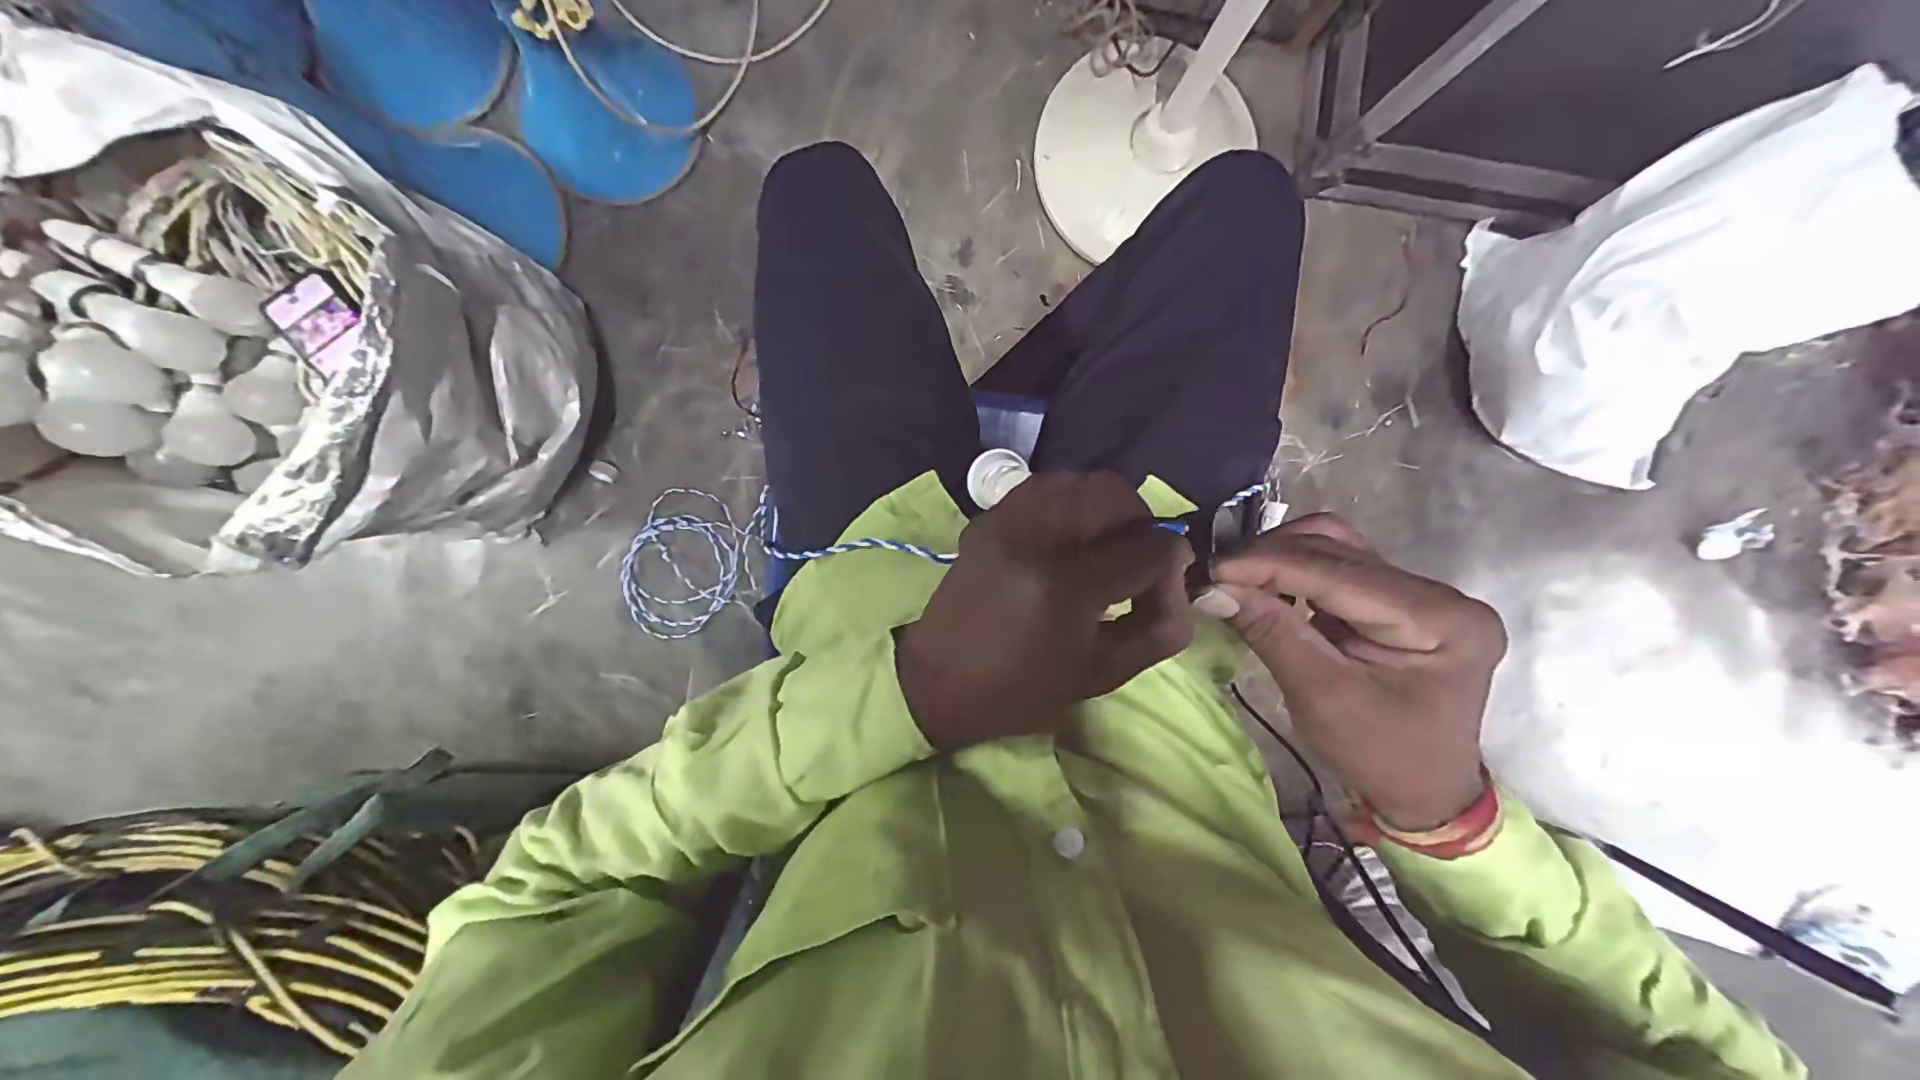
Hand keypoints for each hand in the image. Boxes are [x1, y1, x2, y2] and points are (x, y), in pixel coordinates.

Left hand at [897, 471, 1193, 749]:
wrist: (938, 679)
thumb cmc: (1021, 689)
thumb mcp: (1101, 674)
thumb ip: (1157, 626)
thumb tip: (1178, 578)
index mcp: (1069, 583)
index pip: (1149, 546)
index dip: (1169, 566)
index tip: (1160, 588)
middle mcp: (1038, 536)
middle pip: (1114, 492)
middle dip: (1139, 522)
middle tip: (1135, 557)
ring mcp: (1006, 519)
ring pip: (1077, 480)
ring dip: (1103, 508)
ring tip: (1100, 546)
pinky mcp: (988, 517)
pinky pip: (1042, 487)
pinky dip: (1067, 503)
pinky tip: (1065, 538)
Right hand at [1211, 514, 1505, 829]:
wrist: (1423, 790)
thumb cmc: (1379, 754)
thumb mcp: (1321, 696)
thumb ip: (1270, 632)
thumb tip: (1213, 586)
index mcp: (1440, 618)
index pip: (1337, 572)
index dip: (1267, 564)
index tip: (1209, 569)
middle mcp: (1437, 592)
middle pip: (1336, 548)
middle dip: (1268, 558)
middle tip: (1214, 576)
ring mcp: (1418, 592)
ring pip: (1333, 548)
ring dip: (1277, 558)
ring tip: (1234, 580)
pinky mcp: (1395, 599)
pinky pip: (1334, 567)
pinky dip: (1290, 572)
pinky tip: (1263, 589)